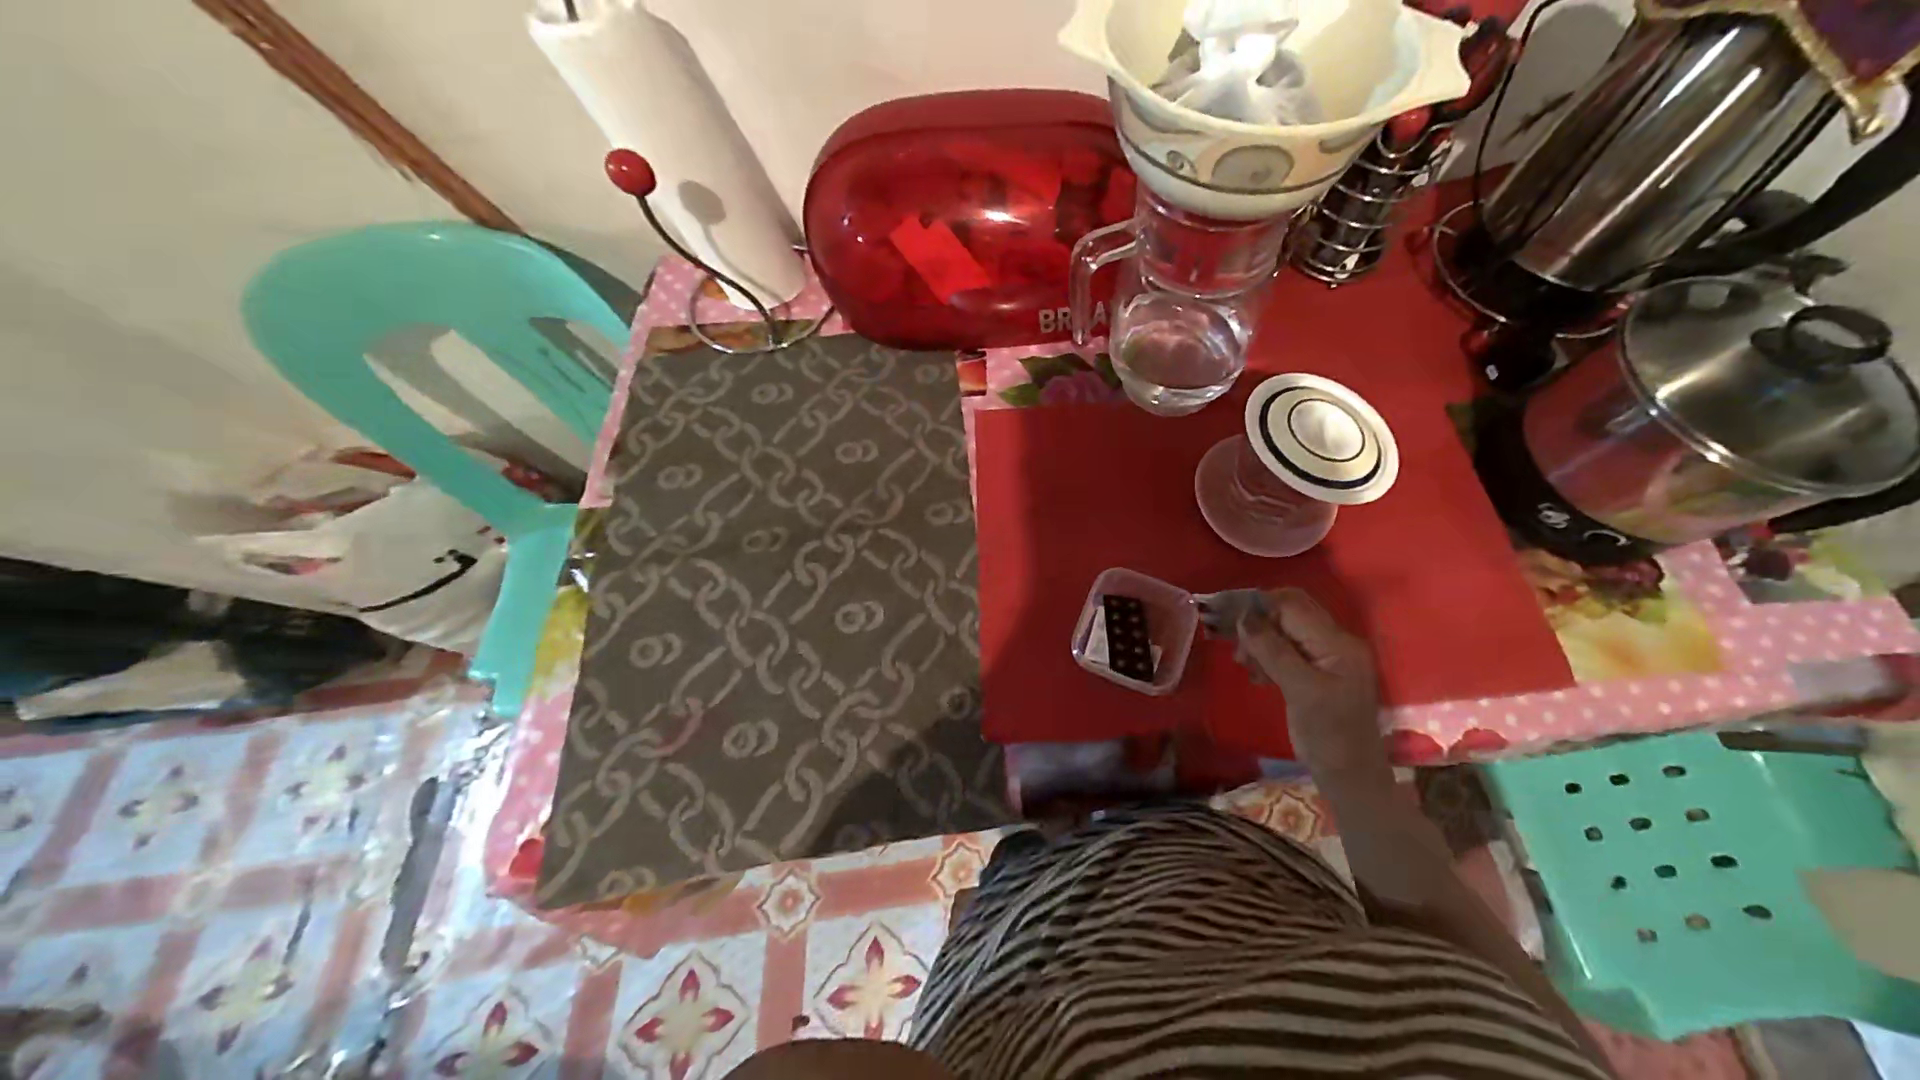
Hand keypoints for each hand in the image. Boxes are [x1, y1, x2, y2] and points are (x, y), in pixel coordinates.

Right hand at [1232, 589, 1387, 779]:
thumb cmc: (1329, 735)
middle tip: (1230, 639)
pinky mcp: (1316, 671)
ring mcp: (1326, 656)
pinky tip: (1256, 673)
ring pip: (1284, 629)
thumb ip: (1273, 650)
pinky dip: (1267, 653)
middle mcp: (1335, 641)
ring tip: (1244, 662)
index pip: (1292, 606)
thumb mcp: (1300, 690)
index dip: (1257, 605)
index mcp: (1338, 643)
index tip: (1224, 615)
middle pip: (1290, 611)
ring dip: (1259, 639)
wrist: (1349, 776)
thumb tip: (1244, 617)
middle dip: (1257, 619)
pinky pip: (1286, 648)